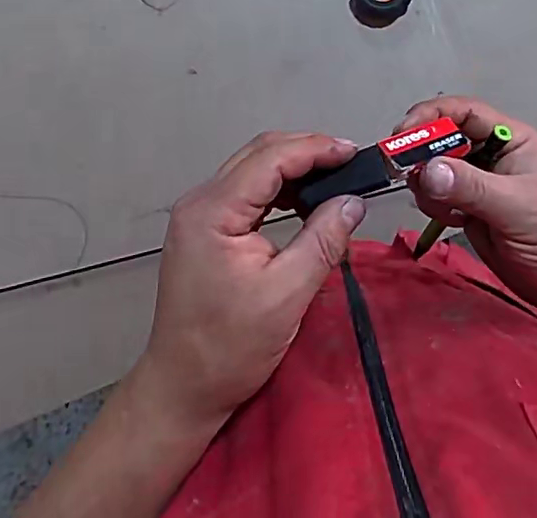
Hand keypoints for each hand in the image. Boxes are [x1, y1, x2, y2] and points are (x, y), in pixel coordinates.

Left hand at [136, 132, 367, 428]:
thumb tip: (354, 201)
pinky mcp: (204, 227)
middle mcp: (200, 200)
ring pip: (251, 169)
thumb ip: (322, 241)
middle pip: (257, 155)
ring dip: (291, 168)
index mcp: (212, 210)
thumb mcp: (286, 295)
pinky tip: (302, 201)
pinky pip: (245, 192)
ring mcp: (198, 212)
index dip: (313, 149)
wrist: (183, 387)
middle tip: (348, 162)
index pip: (268, 159)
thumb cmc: (230, 348)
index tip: (353, 152)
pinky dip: (276, 189)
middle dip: (305, 152)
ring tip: (332, 178)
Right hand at [397, 96, 536, 313]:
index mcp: (512, 141)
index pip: (464, 112)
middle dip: (421, 151)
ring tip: (437, 204)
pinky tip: (450, 220)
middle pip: (442, 137)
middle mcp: (492, 156)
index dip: (432, 115)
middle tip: (400, 168)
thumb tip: (426, 170)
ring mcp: (478, 183)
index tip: (404, 133)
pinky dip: (431, 202)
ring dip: (424, 181)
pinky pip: (435, 194)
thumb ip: (472, 187)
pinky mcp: (468, 208)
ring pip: (433, 166)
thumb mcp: (519, 208)